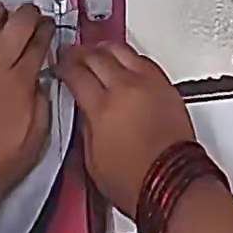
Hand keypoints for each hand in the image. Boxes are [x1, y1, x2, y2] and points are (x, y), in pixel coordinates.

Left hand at [0, 3, 54, 228]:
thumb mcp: (32, 144)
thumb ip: (43, 107)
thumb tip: (42, 84)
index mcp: (19, 83)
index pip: (39, 42)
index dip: (47, 30)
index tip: (48, 27)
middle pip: (18, 22)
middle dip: (30, 13)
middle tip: (33, 16)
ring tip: (4, 14)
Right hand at [57, 41, 196, 218]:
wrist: (172, 183)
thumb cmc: (137, 181)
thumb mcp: (93, 161)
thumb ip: (85, 127)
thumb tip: (83, 110)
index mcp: (102, 108)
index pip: (76, 74)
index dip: (63, 66)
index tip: (60, 66)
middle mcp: (125, 89)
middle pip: (96, 56)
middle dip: (79, 53)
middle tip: (72, 53)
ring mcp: (148, 84)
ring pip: (121, 50)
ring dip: (104, 48)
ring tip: (96, 50)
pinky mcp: (165, 86)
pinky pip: (144, 60)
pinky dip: (130, 56)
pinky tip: (124, 59)